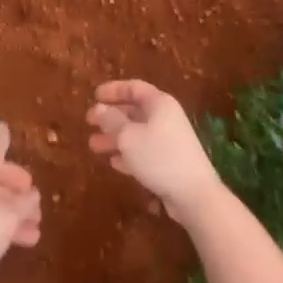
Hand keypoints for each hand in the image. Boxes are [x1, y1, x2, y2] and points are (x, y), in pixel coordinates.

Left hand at [0, 156, 41, 271]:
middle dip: (18, 201)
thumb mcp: (10, 214)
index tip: (32, 183)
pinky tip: (24, 242)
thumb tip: (34, 194)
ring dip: (15, 219)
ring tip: (36, 231)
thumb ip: (25, 202)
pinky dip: (3, 229)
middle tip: (37, 211)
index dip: (15, 172)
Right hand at [87, 79, 224, 221]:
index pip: (134, 88)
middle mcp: (165, 118)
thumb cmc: (159, 157)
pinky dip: (128, 155)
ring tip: (93, 146)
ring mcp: (169, 142)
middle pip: (134, 112)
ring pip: (136, 134)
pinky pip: (144, 153)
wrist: (194, 195)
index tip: (94, 96)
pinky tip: (113, 163)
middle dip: (110, 117)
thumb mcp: (128, 136)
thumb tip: (99, 108)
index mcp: (159, 104)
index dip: (113, 90)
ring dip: (115, 138)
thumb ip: (111, 120)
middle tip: (89, 122)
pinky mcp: (169, 163)